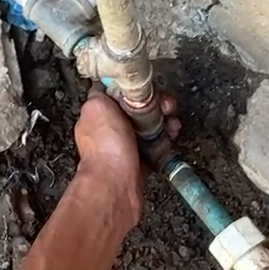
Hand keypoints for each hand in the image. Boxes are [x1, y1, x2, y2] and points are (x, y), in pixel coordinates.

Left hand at [72, 89, 179, 214]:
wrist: (116, 184)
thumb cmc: (105, 149)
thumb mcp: (96, 105)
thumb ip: (101, 92)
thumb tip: (106, 85)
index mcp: (99, 116)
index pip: (122, 94)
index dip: (138, 90)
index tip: (150, 91)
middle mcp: (111, 131)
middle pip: (140, 110)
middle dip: (158, 106)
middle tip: (166, 108)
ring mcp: (127, 147)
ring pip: (152, 127)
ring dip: (165, 123)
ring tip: (172, 125)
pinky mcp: (142, 161)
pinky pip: (158, 146)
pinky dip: (166, 141)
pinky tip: (170, 138)